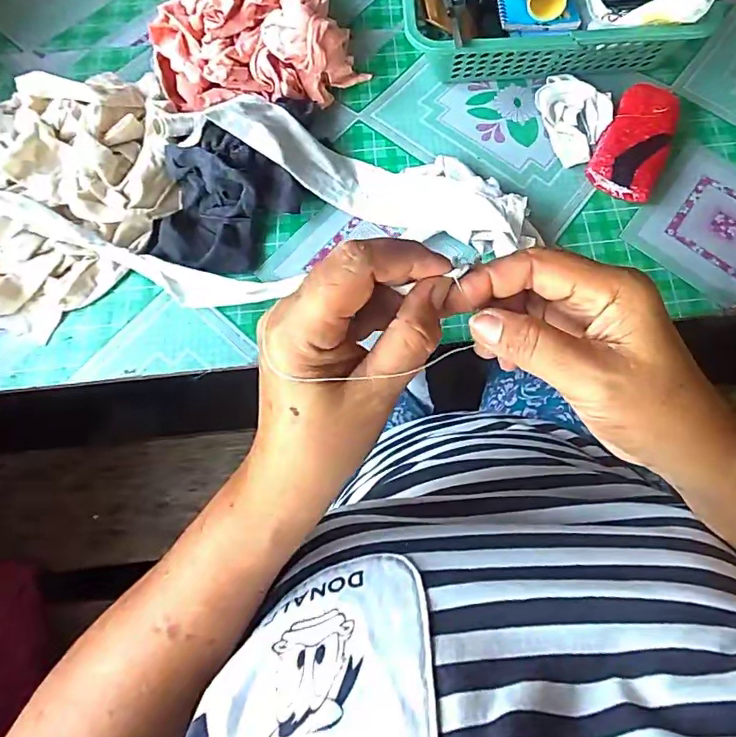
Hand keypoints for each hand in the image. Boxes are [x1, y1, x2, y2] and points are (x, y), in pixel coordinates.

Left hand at [252, 239, 454, 500]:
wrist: (290, 477)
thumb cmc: (326, 447)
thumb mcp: (378, 393)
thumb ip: (411, 337)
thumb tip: (441, 289)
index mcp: (296, 328)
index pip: (352, 264)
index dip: (403, 258)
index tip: (445, 273)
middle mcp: (289, 309)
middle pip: (354, 263)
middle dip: (405, 269)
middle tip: (446, 290)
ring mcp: (298, 313)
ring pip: (358, 277)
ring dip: (399, 288)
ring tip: (432, 312)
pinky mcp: (311, 322)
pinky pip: (355, 297)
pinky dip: (387, 303)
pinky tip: (407, 322)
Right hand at [447, 248, 735, 474]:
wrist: (692, 448)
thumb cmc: (652, 413)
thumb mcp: (589, 379)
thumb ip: (533, 345)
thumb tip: (478, 320)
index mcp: (613, 287)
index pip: (542, 264)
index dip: (495, 276)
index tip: (458, 299)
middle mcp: (603, 290)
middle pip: (537, 277)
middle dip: (497, 296)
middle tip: (462, 323)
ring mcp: (596, 313)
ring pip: (537, 300)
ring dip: (506, 317)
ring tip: (482, 347)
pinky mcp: (589, 335)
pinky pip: (545, 324)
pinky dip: (520, 335)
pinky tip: (504, 354)